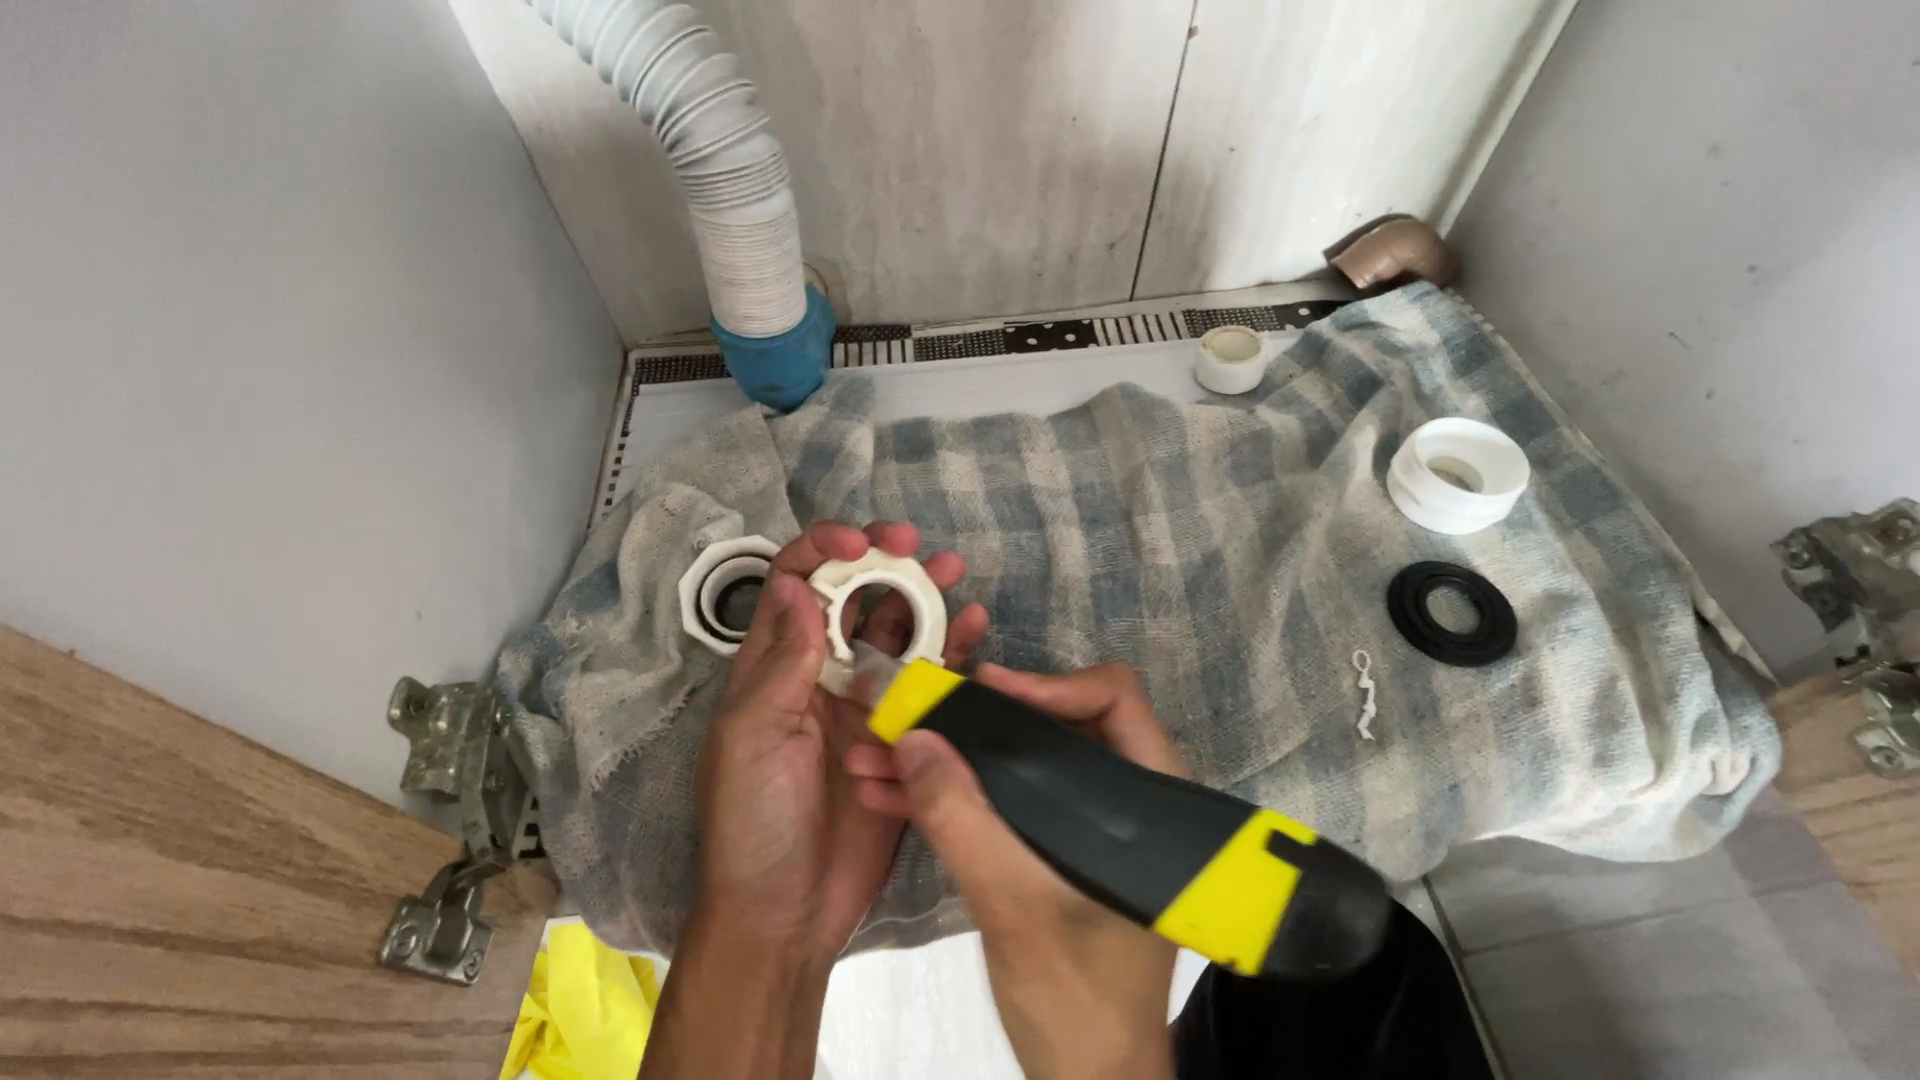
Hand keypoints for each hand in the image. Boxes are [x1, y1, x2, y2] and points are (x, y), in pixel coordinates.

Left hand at [694, 520, 988, 960]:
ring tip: (955, 570)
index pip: (795, 585)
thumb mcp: (751, 737)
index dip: (823, 551)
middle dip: (882, 563)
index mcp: (774, 666)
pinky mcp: (902, 734)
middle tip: (917, 545)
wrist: (789, 910)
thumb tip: (800, 588)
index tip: (861, 541)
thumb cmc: (753, 820)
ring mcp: (865, 702)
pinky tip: (974, 629)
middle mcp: (820, 673)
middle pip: (853, 599)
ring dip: (923, 597)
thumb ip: (781, 664)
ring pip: (897, 633)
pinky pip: (928, 682)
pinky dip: (951, 652)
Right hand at [843, 664, 1181, 1079]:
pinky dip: (953, 793)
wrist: (1086, 1079)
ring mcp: (1083, 825)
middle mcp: (1121, 799)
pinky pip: (1002, 800)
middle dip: (976, 719)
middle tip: (918, 716)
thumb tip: (912, 738)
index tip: (984, 693)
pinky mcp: (1050, 849)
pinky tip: (893, 794)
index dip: (1049, 684)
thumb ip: (963, 820)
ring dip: (951, 757)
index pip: (1113, 700)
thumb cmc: (1077, 998)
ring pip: (1018, 761)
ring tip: (879, 756)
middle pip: (1053, 723)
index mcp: (1147, 799)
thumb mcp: (1015, 907)